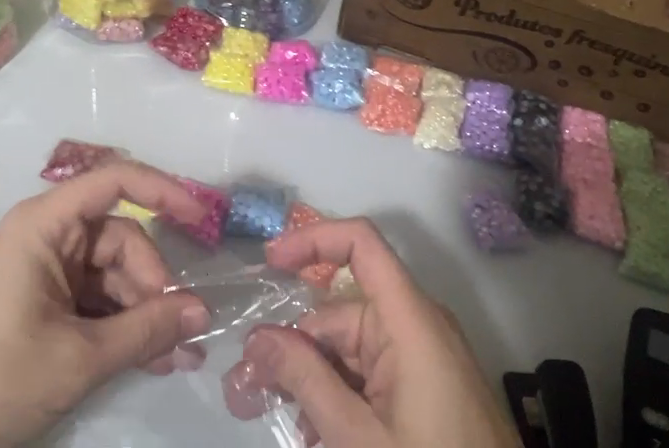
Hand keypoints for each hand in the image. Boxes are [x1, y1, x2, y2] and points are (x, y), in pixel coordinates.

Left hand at [0, 162, 213, 447]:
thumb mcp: (79, 357)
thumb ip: (146, 330)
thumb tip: (203, 311)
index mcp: (44, 226)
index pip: (114, 181)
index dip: (163, 191)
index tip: (202, 220)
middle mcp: (45, 236)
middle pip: (119, 238)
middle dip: (152, 283)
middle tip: (180, 333)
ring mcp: (41, 271)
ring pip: (111, 274)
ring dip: (142, 311)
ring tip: (173, 356)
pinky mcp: (39, 303)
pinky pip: (93, 300)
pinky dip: (120, 324)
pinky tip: (148, 358)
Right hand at [224, 218, 520, 447]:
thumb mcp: (357, 434)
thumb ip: (305, 380)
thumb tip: (257, 337)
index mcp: (409, 319)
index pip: (361, 244)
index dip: (313, 240)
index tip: (268, 264)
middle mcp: (416, 326)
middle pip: (340, 313)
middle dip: (292, 345)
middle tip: (244, 386)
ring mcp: (422, 358)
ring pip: (348, 350)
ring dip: (310, 379)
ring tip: (272, 416)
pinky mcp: (424, 387)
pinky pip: (369, 374)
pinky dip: (338, 395)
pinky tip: (313, 432)